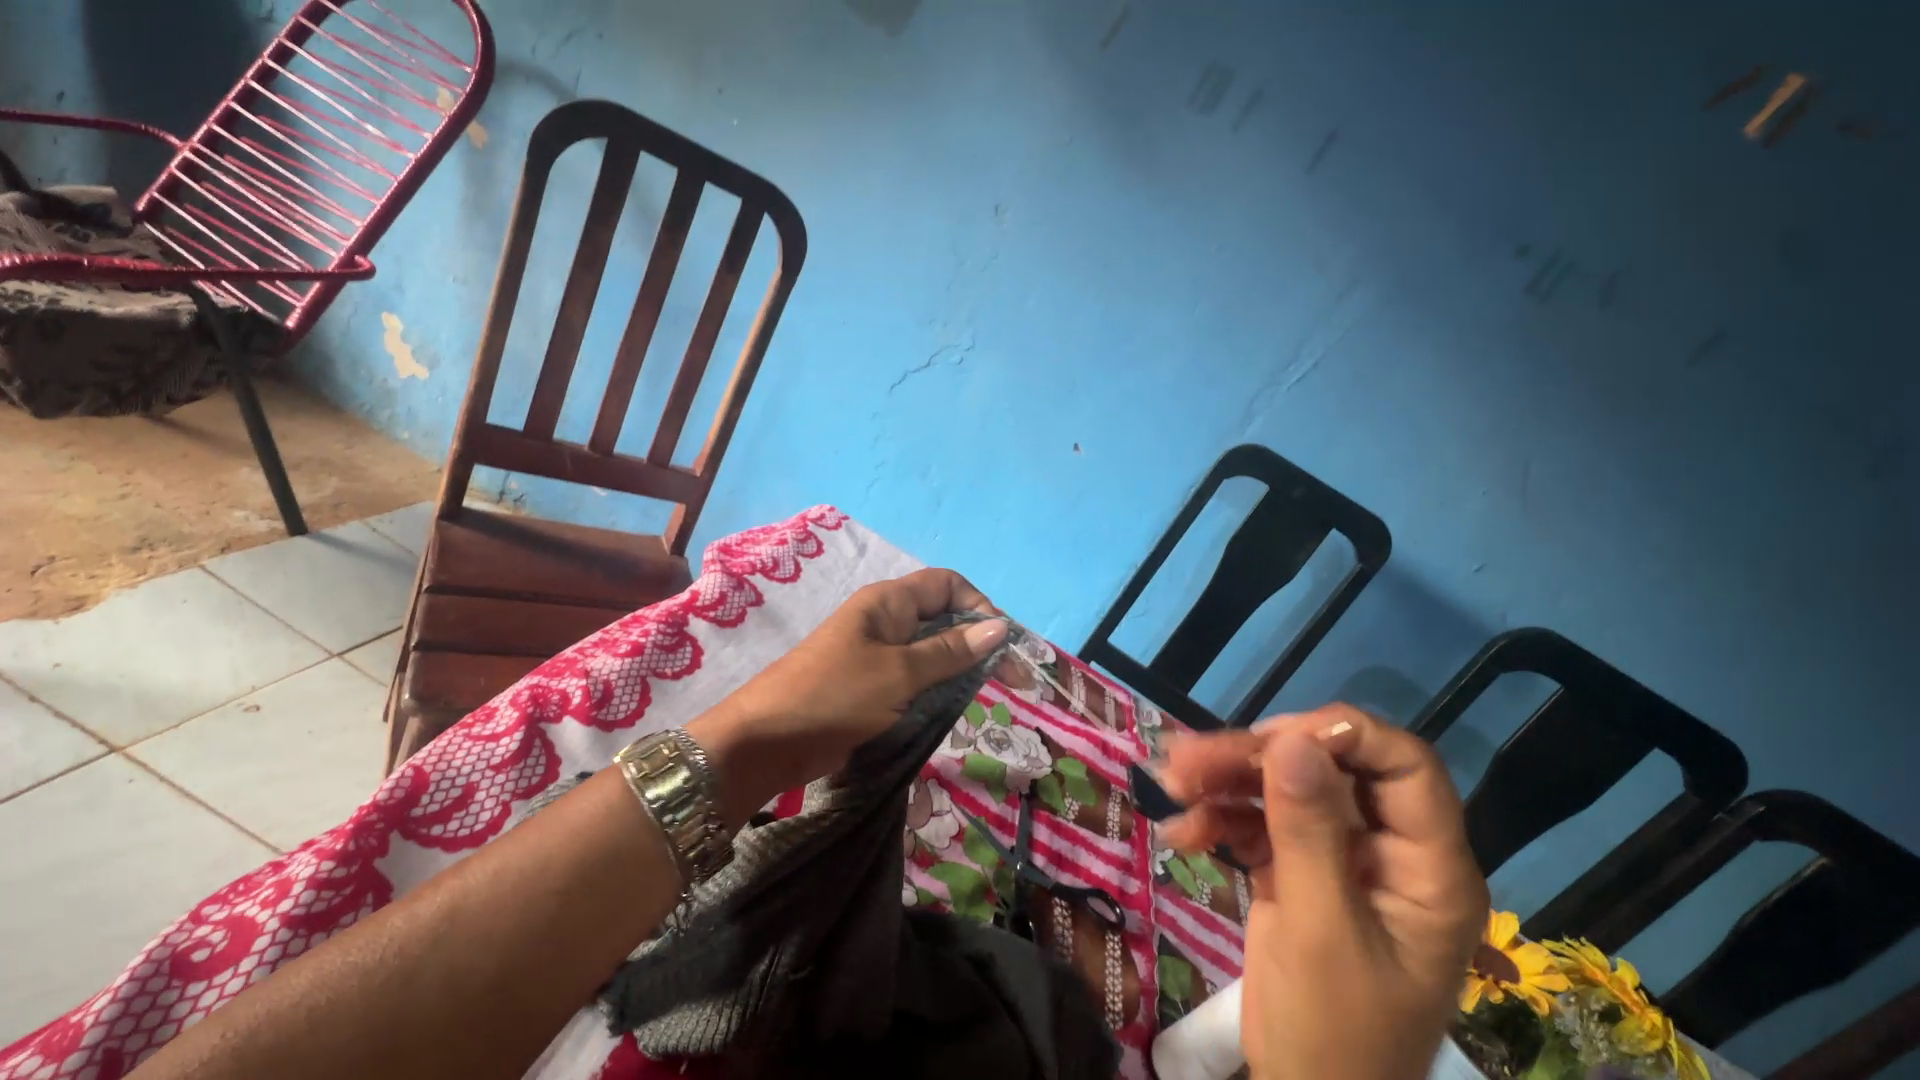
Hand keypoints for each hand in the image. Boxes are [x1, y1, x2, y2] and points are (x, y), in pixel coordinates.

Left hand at [687, 568, 1010, 826]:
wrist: (766, 742)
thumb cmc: (835, 696)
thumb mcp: (899, 673)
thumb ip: (950, 652)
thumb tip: (1000, 627)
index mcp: (888, 603)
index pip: (947, 585)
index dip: (980, 607)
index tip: (1004, 645)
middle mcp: (885, 622)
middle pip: (944, 619)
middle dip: (979, 644)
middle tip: (1014, 683)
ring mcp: (876, 657)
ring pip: (932, 654)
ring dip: (961, 671)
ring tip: (990, 698)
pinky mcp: (870, 689)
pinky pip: (915, 680)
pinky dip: (938, 691)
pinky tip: (955, 711)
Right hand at [1155, 705, 1487, 1079]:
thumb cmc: (1331, 1035)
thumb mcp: (1318, 930)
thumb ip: (1308, 831)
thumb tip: (1293, 739)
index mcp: (1428, 869)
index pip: (1404, 767)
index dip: (1344, 737)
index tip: (1272, 738)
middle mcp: (1390, 854)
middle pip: (1330, 773)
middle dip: (1257, 761)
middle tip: (1187, 759)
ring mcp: (1342, 865)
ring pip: (1288, 793)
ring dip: (1227, 785)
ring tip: (1169, 784)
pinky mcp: (1300, 878)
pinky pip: (1263, 829)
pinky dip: (1222, 824)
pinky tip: (1181, 834)